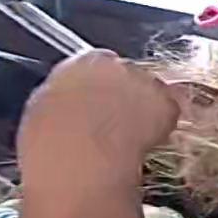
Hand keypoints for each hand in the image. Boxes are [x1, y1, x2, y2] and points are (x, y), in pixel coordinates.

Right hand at [18, 51, 178, 188]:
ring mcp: (151, 84)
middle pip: (132, 74)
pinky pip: (169, 109)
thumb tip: (83, 90)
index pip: (103, 61)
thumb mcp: (47, 101)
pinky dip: (161, 120)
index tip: (101, 96)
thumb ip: (73, 86)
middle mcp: (124, 66)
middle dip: (127, 91)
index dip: (102, 82)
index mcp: (88, 61)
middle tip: (116, 115)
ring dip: (146, 104)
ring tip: (127, 129)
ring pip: (153, 90)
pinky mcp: (170, 104)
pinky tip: (142, 135)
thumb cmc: (52, 136)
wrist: (80, 155)